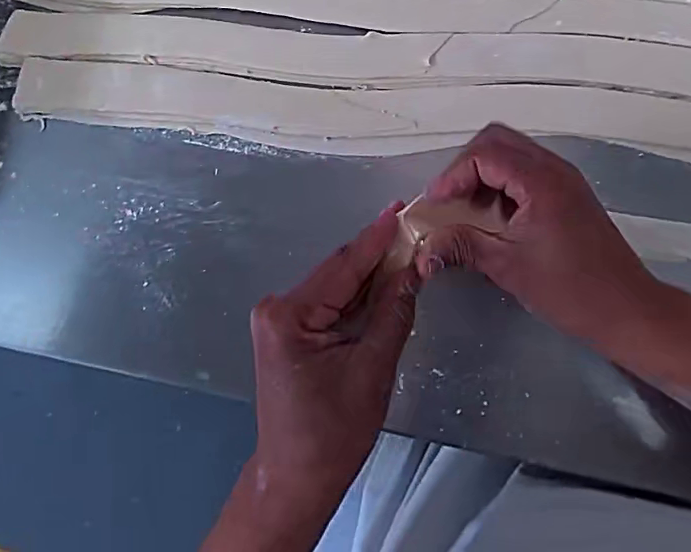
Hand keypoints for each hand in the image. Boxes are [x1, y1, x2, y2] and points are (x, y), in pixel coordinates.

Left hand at [248, 204, 420, 514]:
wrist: (295, 480)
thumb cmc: (332, 433)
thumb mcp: (372, 370)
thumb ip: (393, 313)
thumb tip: (413, 270)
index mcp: (289, 316)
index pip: (344, 267)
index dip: (377, 238)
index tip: (400, 210)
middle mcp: (278, 308)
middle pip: (339, 272)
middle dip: (378, 254)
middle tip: (412, 229)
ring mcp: (280, 319)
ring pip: (337, 286)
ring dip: (371, 274)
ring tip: (406, 249)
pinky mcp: (290, 330)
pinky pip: (331, 302)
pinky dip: (359, 295)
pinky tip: (385, 281)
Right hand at [417, 124, 666, 350]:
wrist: (629, 310)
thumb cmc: (573, 290)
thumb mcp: (509, 267)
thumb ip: (464, 246)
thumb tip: (426, 246)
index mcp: (541, 180)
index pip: (484, 154)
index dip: (453, 175)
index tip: (436, 204)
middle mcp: (554, 168)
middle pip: (497, 140)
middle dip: (466, 165)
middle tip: (450, 198)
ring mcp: (565, 178)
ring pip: (513, 152)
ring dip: (485, 172)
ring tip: (468, 208)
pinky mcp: (569, 192)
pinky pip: (527, 169)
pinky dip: (504, 182)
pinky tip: (496, 216)